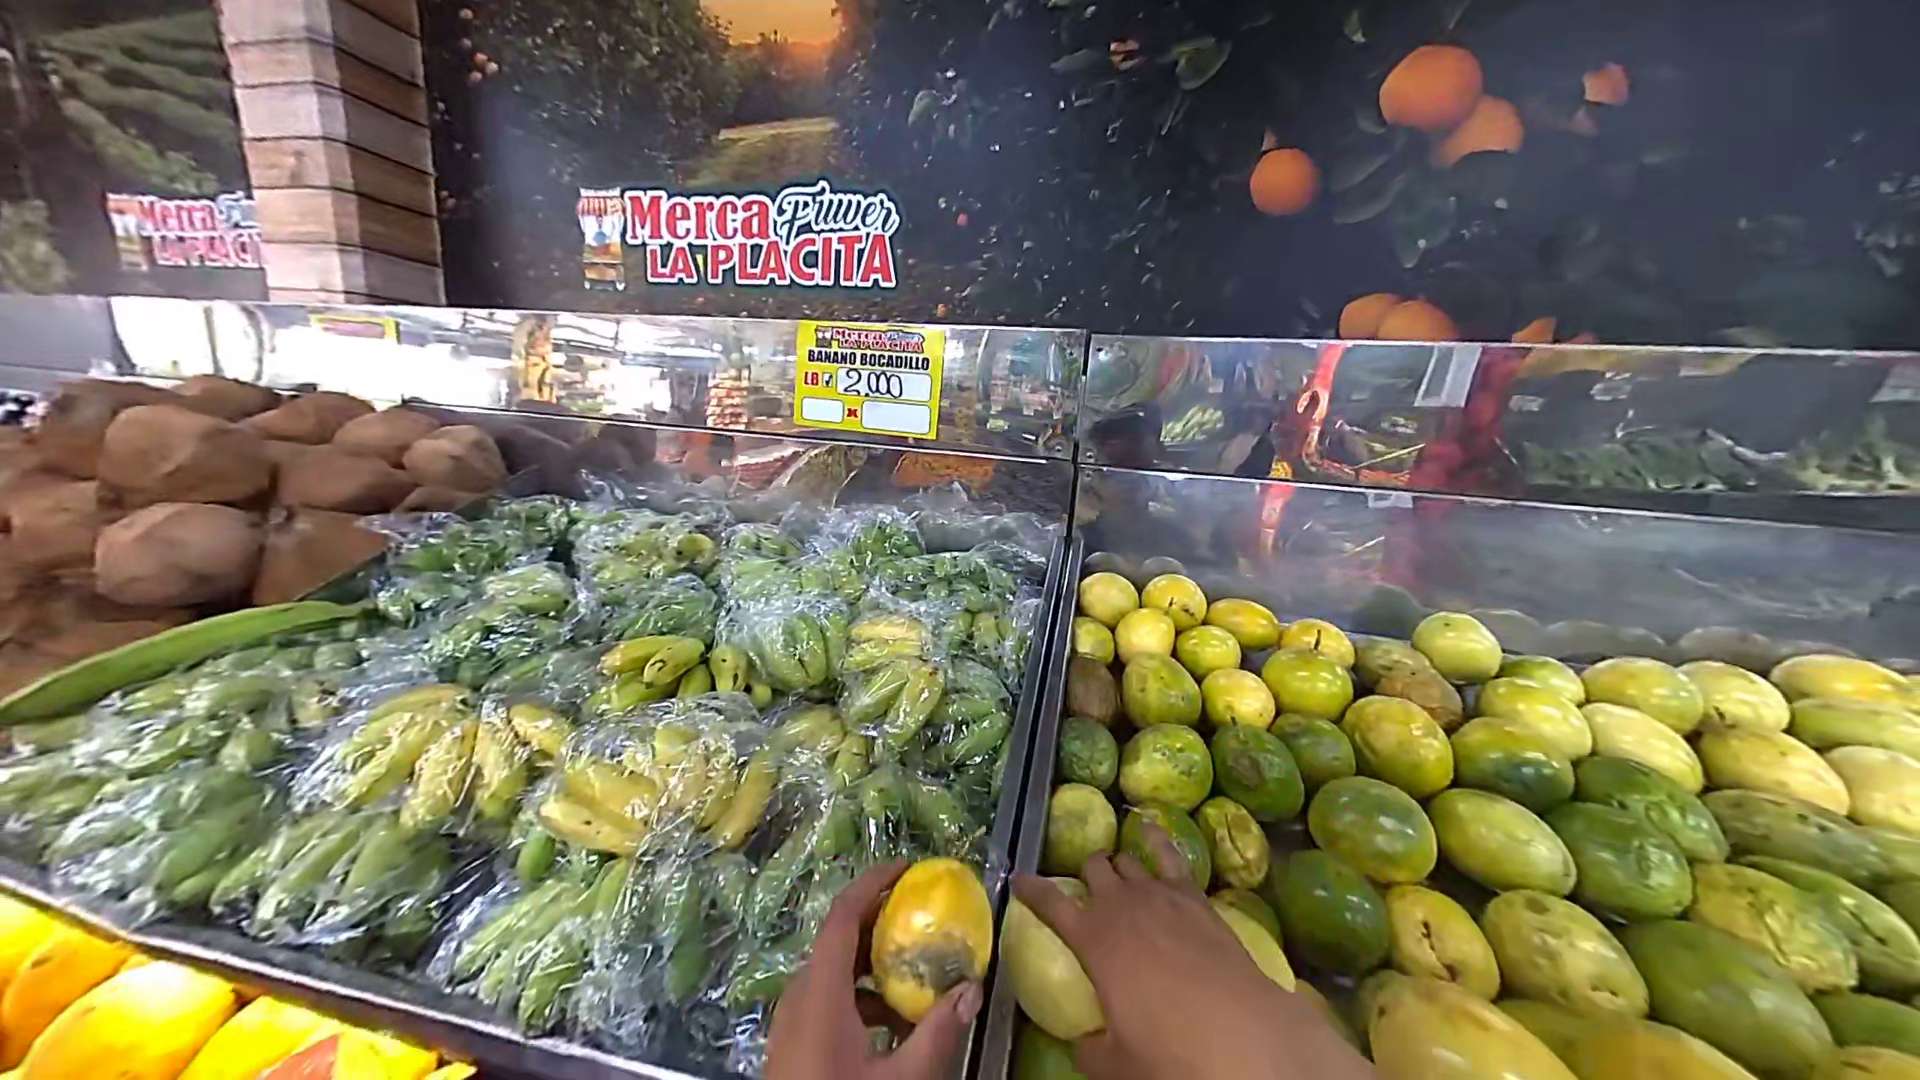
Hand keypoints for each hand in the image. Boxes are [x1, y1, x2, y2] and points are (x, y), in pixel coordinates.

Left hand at [767, 861, 982, 1079]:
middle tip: (921, 909)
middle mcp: (799, 995)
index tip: (908, 868)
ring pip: (834, 967)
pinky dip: (861, 990)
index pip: (843, 914)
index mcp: (819, 991)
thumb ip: (937, 1033)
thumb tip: (973, 988)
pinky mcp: (794, 1043)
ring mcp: (792, 1020)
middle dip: (880, 916)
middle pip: (839, 936)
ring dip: (873, 956)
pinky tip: (893, 1018)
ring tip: (915, 962)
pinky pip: (828, 996)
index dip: (873, 882)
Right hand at [1013, 828, 1370, 1079]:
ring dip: (1117, 866)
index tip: (1018, 878)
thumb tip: (1083, 1044)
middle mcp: (1119, 904)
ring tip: (1118, 874)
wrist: (1243, 1037)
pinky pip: (1169, 853)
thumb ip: (1092, 1049)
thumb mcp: (1120, 1064)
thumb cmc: (1172, 1052)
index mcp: (1092, 938)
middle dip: (1087, 876)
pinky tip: (1152, 830)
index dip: (1031, 889)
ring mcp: (1156, 893)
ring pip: (1125, 860)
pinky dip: (1156, 839)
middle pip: (1093, 869)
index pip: (1050, 903)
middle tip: (1090, 893)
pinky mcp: (1191, 894)